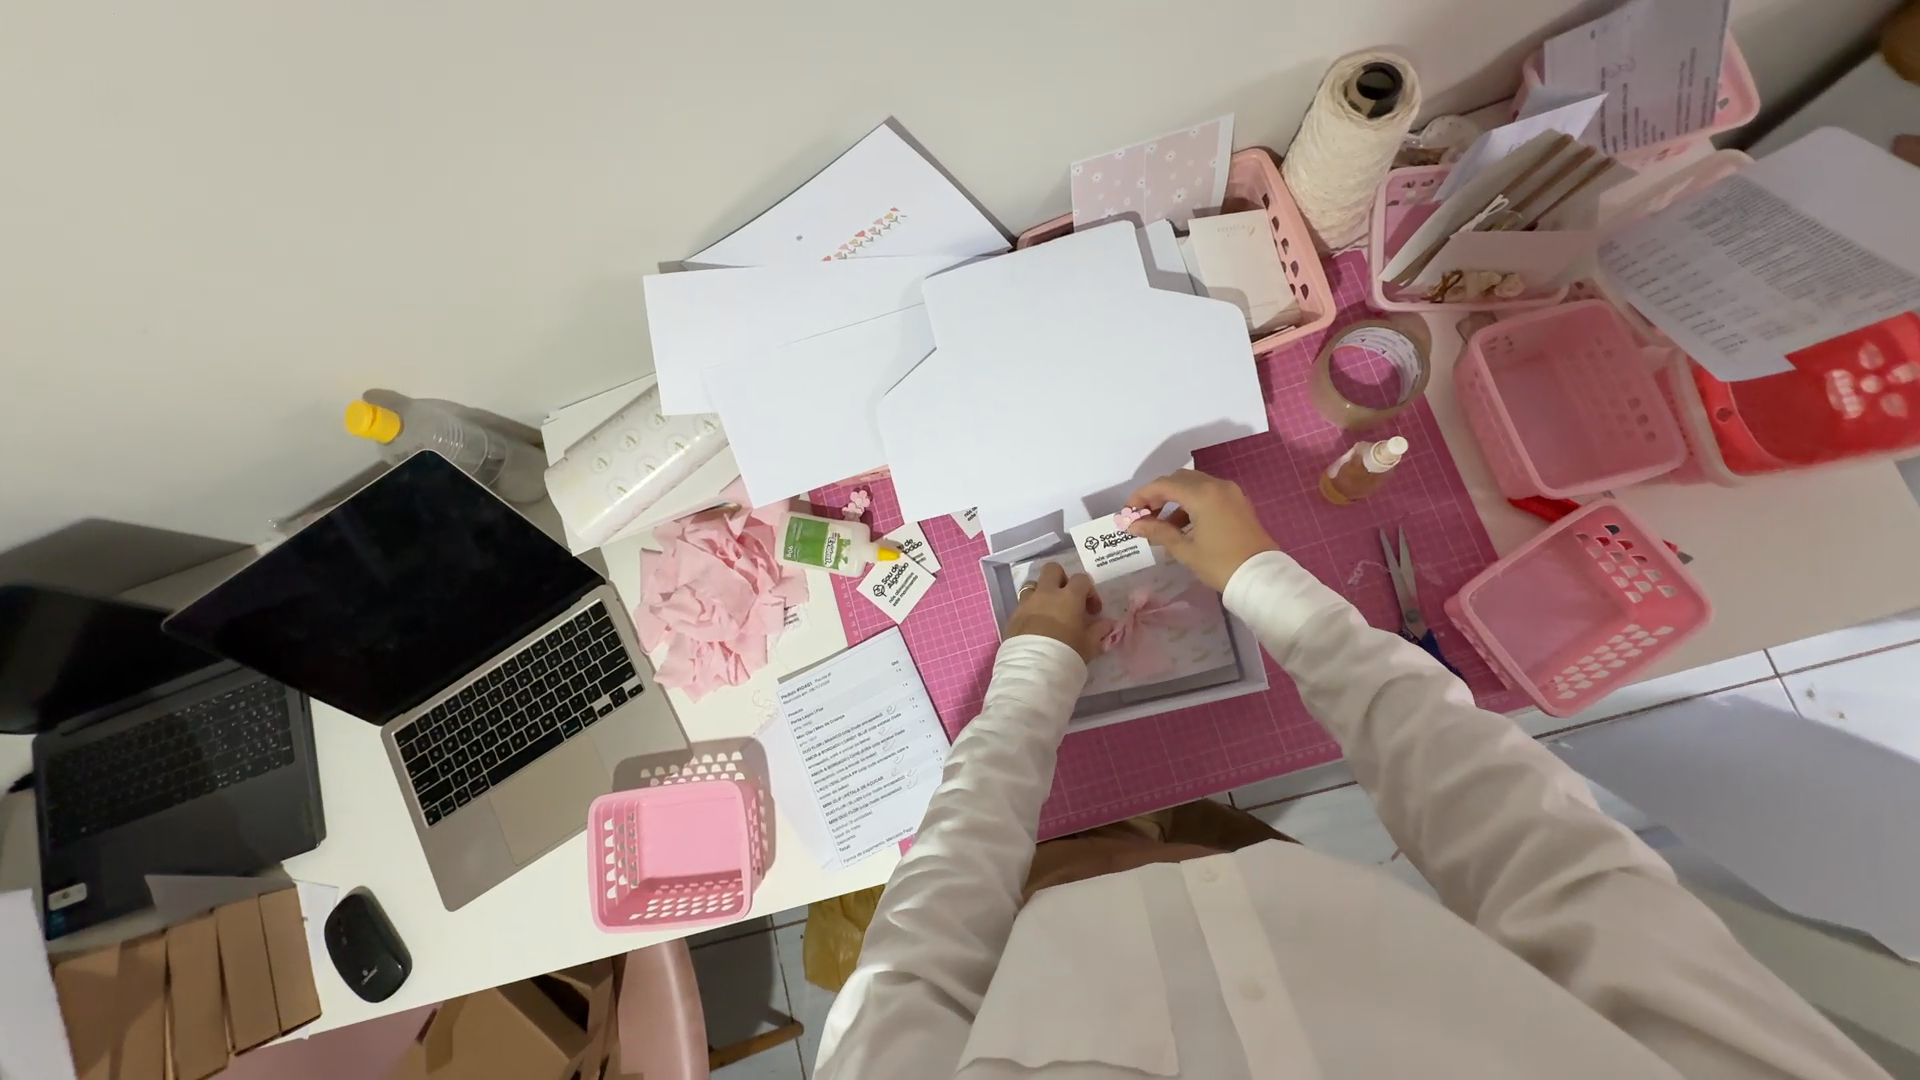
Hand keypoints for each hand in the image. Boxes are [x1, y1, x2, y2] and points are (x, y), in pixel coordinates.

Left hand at [1006, 563, 1114, 662]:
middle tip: (1067, 598)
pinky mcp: (1013, 615)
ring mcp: (1027, 602)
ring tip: (1049, 611)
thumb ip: (1099, 631)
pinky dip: (1030, 609)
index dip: (1090, 591)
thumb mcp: (1089, 645)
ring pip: (1033, 584)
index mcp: (1068, 597)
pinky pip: (1022, 603)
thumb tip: (1108, 623)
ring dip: (1042, 592)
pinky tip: (1036, 625)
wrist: (1033, 668)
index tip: (1093, 611)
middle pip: (1052, 569)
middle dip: (1061, 579)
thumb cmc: (1066, 652)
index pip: (1082, 579)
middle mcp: (1046, 593)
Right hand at [1123, 469, 1278, 591]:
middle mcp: (1216, 486)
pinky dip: (1191, 503)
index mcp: (1202, 495)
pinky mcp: (1237, 502)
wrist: (1261, 577)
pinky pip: (1208, 493)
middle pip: (1178, 479)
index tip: (1128, 513)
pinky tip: (1183, 526)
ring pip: (1193, 484)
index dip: (1141, 496)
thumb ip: (1157, 532)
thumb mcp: (1184, 550)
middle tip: (1144, 516)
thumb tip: (1133, 525)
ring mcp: (1230, 492)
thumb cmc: (1220, 564)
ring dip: (1174, 499)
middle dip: (1157, 495)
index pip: (1162, 485)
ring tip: (1161, 525)